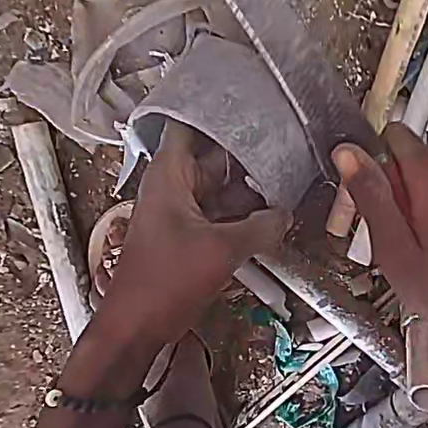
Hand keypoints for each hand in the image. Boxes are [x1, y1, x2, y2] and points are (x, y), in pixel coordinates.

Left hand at [97, 123, 289, 347]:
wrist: (137, 325)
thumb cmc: (167, 280)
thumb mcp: (222, 250)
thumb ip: (260, 227)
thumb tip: (286, 214)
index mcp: (170, 175)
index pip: (190, 125)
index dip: (219, 111)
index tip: (253, 102)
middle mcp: (175, 187)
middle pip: (216, 160)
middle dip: (249, 157)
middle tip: (290, 147)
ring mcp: (182, 212)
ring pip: (221, 191)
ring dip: (249, 192)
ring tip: (290, 181)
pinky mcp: (189, 236)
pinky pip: (219, 216)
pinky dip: (241, 217)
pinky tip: (273, 216)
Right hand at [334, 125, 427, 352]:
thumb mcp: (394, 248)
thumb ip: (371, 196)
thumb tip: (349, 155)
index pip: (393, 137)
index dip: (370, 162)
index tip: (365, 195)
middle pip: (403, 162)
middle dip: (385, 192)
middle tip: (384, 236)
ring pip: (418, 182)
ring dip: (403, 209)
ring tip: (405, 248)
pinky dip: (423, 217)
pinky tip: (424, 249)